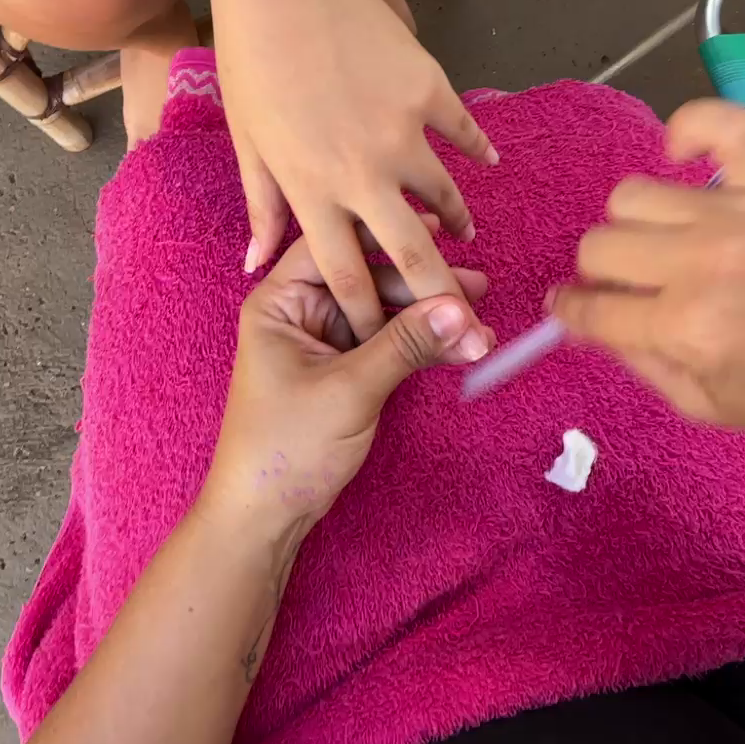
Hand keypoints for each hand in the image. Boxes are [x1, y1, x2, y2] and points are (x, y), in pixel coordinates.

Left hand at [204, 219, 493, 528]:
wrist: (266, 515)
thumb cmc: (287, 446)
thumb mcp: (349, 390)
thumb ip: (405, 346)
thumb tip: (462, 311)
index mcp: (280, 302)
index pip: (334, 250)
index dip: (382, 235)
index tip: (433, 228)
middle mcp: (301, 312)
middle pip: (367, 281)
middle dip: (421, 288)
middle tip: (476, 287)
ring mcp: (323, 341)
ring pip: (383, 313)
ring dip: (428, 318)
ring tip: (478, 318)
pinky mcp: (343, 368)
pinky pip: (387, 344)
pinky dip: (419, 345)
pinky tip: (458, 344)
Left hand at [212, 0, 498, 342]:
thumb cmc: (252, 62)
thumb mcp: (247, 141)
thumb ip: (261, 206)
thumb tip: (253, 261)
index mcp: (311, 190)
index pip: (346, 275)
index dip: (370, 316)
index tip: (388, 339)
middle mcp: (363, 174)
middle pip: (410, 253)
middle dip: (439, 296)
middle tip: (465, 320)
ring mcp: (403, 133)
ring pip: (443, 195)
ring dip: (457, 220)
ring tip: (466, 233)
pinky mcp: (430, 92)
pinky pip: (464, 132)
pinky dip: (477, 150)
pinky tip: (486, 162)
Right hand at [549, 99, 744, 463]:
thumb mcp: (710, 410)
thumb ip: (638, 361)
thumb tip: (589, 318)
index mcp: (687, 331)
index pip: (587, 306)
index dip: (568, 310)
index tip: (571, 308)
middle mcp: (705, 264)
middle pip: (600, 244)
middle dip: (601, 274)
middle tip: (634, 287)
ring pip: (633, 193)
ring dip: (635, 224)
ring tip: (668, 241)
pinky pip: (723, 125)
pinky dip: (691, 129)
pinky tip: (683, 155)